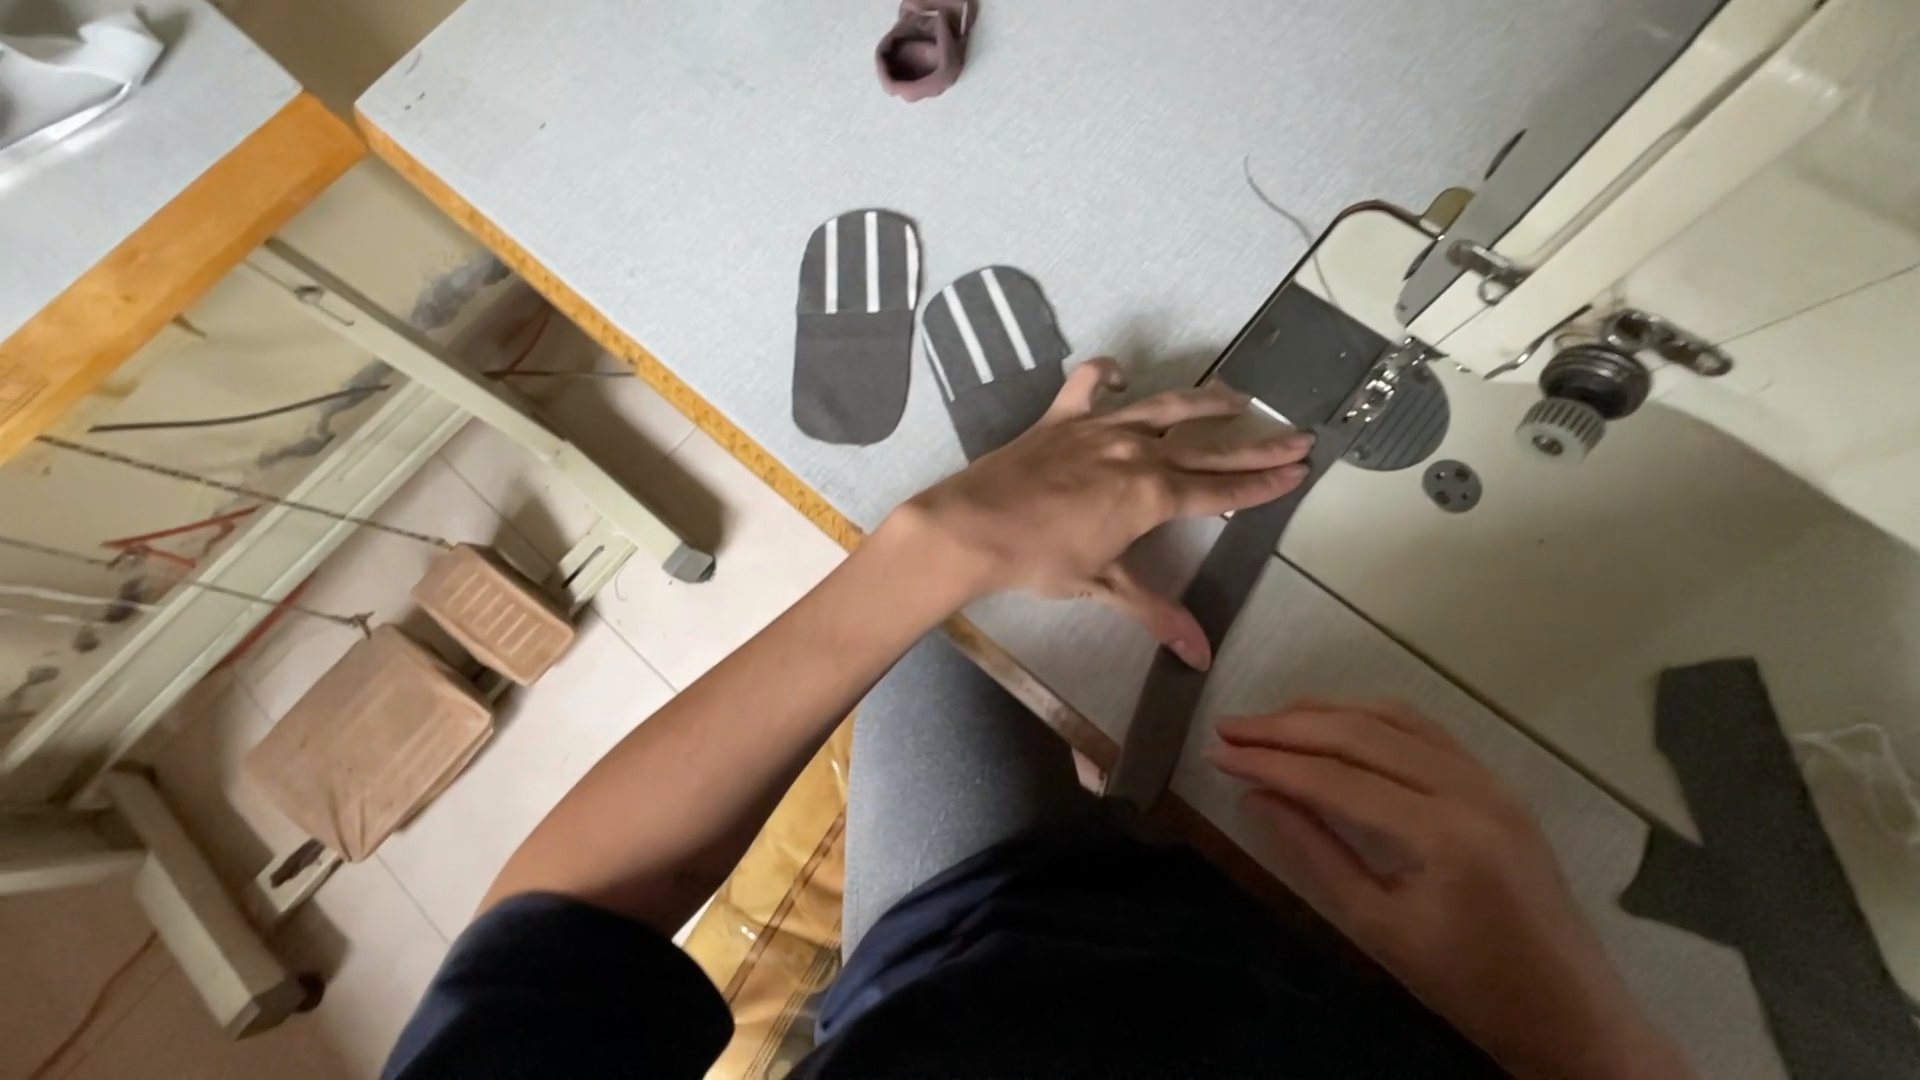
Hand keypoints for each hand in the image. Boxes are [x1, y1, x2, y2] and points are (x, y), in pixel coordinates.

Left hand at [882, 357, 1314, 668]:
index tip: (1298, 470)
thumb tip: (1201, 658)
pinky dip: (1108, 373)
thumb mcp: (1101, 586)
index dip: (1262, 484)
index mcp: (1151, 495)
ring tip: (1237, 397)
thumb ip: (1155, 613)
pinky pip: (1090, 383)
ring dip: (1204, 401)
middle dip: (1257, 445)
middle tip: (1298, 436)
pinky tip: (1123, 376)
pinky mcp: (1062, 417)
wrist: (971, 526)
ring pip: (1164, 407)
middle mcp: (1135, 453)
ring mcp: (1099, 428)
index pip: (1221, 490)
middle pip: (1208, 447)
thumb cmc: (1038, 561)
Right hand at [1208, 701, 1691, 1079]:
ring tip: (1269, 721)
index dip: (1268, 762)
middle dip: (1285, 726)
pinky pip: (1421, 728)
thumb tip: (1253, 796)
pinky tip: (1332, 722)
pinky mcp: (1494, 780)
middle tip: (1229, 726)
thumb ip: (1311, 851)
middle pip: (1359, 733)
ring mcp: (1489, 778)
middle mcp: (1470, 789)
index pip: (1334, 778)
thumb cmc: (1468, 986)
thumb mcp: (1376, 926)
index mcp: (1444, 835)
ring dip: (1323, 711)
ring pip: (1390, 717)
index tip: (1216, 752)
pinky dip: (1366, 716)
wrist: (1574, 1016)